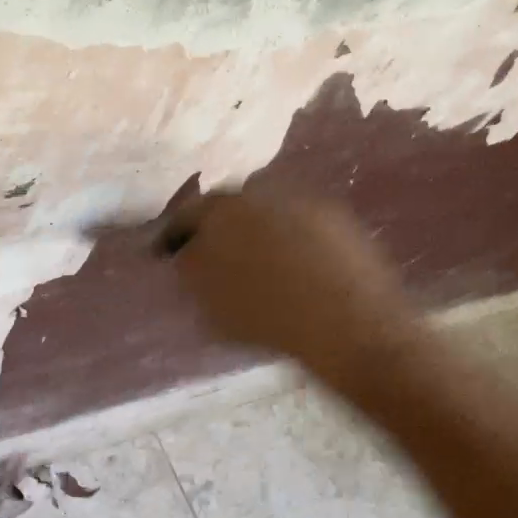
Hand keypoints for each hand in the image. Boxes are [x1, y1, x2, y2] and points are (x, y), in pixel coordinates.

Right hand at [164, 189, 426, 377]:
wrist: (351, 324)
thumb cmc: (268, 315)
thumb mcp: (209, 300)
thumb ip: (189, 268)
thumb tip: (182, 254)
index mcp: (222, 209)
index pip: (187, 213)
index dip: (174, 234)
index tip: (166, 252)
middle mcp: (263, 193)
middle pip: (230, 207)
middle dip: (219, 228)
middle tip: (213, 256)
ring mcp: (305, 202)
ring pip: (268, 214)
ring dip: (257, 233)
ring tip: (256, 267)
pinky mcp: (339, 220)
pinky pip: (302, 227)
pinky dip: (291, 243)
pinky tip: (294, 271)